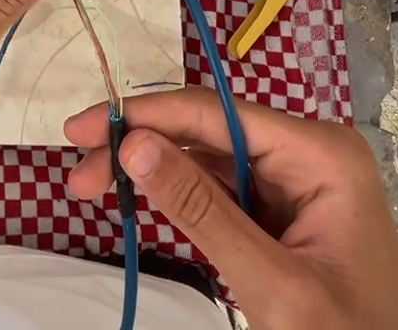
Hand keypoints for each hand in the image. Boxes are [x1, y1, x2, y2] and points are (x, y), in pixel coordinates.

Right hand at [66, 89, 397, 329]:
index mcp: (319, 152)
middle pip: (203, 132)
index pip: (213, 113)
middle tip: (79, 173)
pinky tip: (137, 197)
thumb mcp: (273, 285)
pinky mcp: (279, 213)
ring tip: (92, 186)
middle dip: (139, 147)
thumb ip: (201, 211)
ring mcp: (292, 182)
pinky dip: (173, 196)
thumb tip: (131, 143)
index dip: (143, 115)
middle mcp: (304, 152)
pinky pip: (216, 189)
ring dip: (149, 171)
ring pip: (203, 158)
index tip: (80, 129)